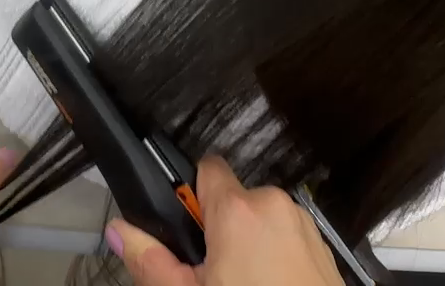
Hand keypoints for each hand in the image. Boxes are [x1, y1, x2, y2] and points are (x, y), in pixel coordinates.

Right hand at [106, 157, 341, 285]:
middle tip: (212, 276)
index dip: (191, 196)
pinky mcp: (325, 252)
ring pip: (262, 222)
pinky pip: (288, 240)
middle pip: (233, 201)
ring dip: (250, 246)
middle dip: (220, 231)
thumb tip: (119, 231)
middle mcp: (274, 205)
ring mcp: (305, 228)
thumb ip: (152, 261)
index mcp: (238, 210)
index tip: (187, 231)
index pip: (206, 168)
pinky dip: (277, 260)